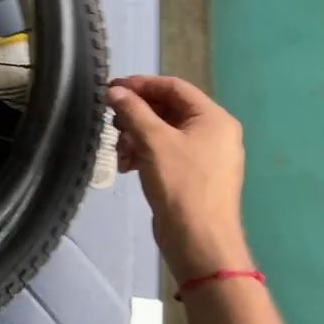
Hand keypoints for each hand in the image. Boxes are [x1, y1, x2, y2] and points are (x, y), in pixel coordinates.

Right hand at [108, 75, 252, 281]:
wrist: (199, 239)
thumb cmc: (181, 184)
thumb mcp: (153, 141)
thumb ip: (133, 111)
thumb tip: (115, 91)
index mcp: (213, 119)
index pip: (173, 87)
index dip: (141, 84)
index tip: (110, 89)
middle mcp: (212, 132)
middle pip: (166, 108)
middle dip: (135, 115)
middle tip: (112, 124)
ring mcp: (203, 154)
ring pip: (161, 131)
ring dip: (135, 136)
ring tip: (119, 152)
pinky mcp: (191, 174)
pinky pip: (163, 151)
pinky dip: (143, 153)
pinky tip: (127, 166)